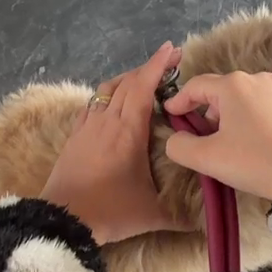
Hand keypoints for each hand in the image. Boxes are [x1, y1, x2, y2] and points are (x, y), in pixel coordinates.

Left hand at [39, 43, 184, 243]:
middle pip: (126, 82)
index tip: (172, 50)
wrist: (62, 221)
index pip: (142, 86)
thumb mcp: (152, 214)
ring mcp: (87, 127)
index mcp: (128, 130)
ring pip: (107, 90)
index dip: (158, 64)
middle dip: (147, 68)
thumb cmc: (110, 211)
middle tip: (168, 64)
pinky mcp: (74, 137)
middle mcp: (106, 121)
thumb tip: (209, 218)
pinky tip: (113, 105)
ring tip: (143, 82)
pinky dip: (108, 95)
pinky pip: (93, 104)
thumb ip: (183, 214)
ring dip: (126, 80)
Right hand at [163, 72, 271, 205]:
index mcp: (233, 85)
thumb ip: (180, 146)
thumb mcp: (209, 159)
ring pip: (245, 99)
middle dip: (207, 113)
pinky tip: (256, 144)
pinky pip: (265, 107)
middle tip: (202, 140)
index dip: (179, 101)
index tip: (170, 116)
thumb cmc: (257, 162)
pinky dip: (253, 120)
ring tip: (230, 145)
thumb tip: (175, 138)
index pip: (196, 86)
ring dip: (231, 118)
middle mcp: (258, 78)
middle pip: (221, 92)